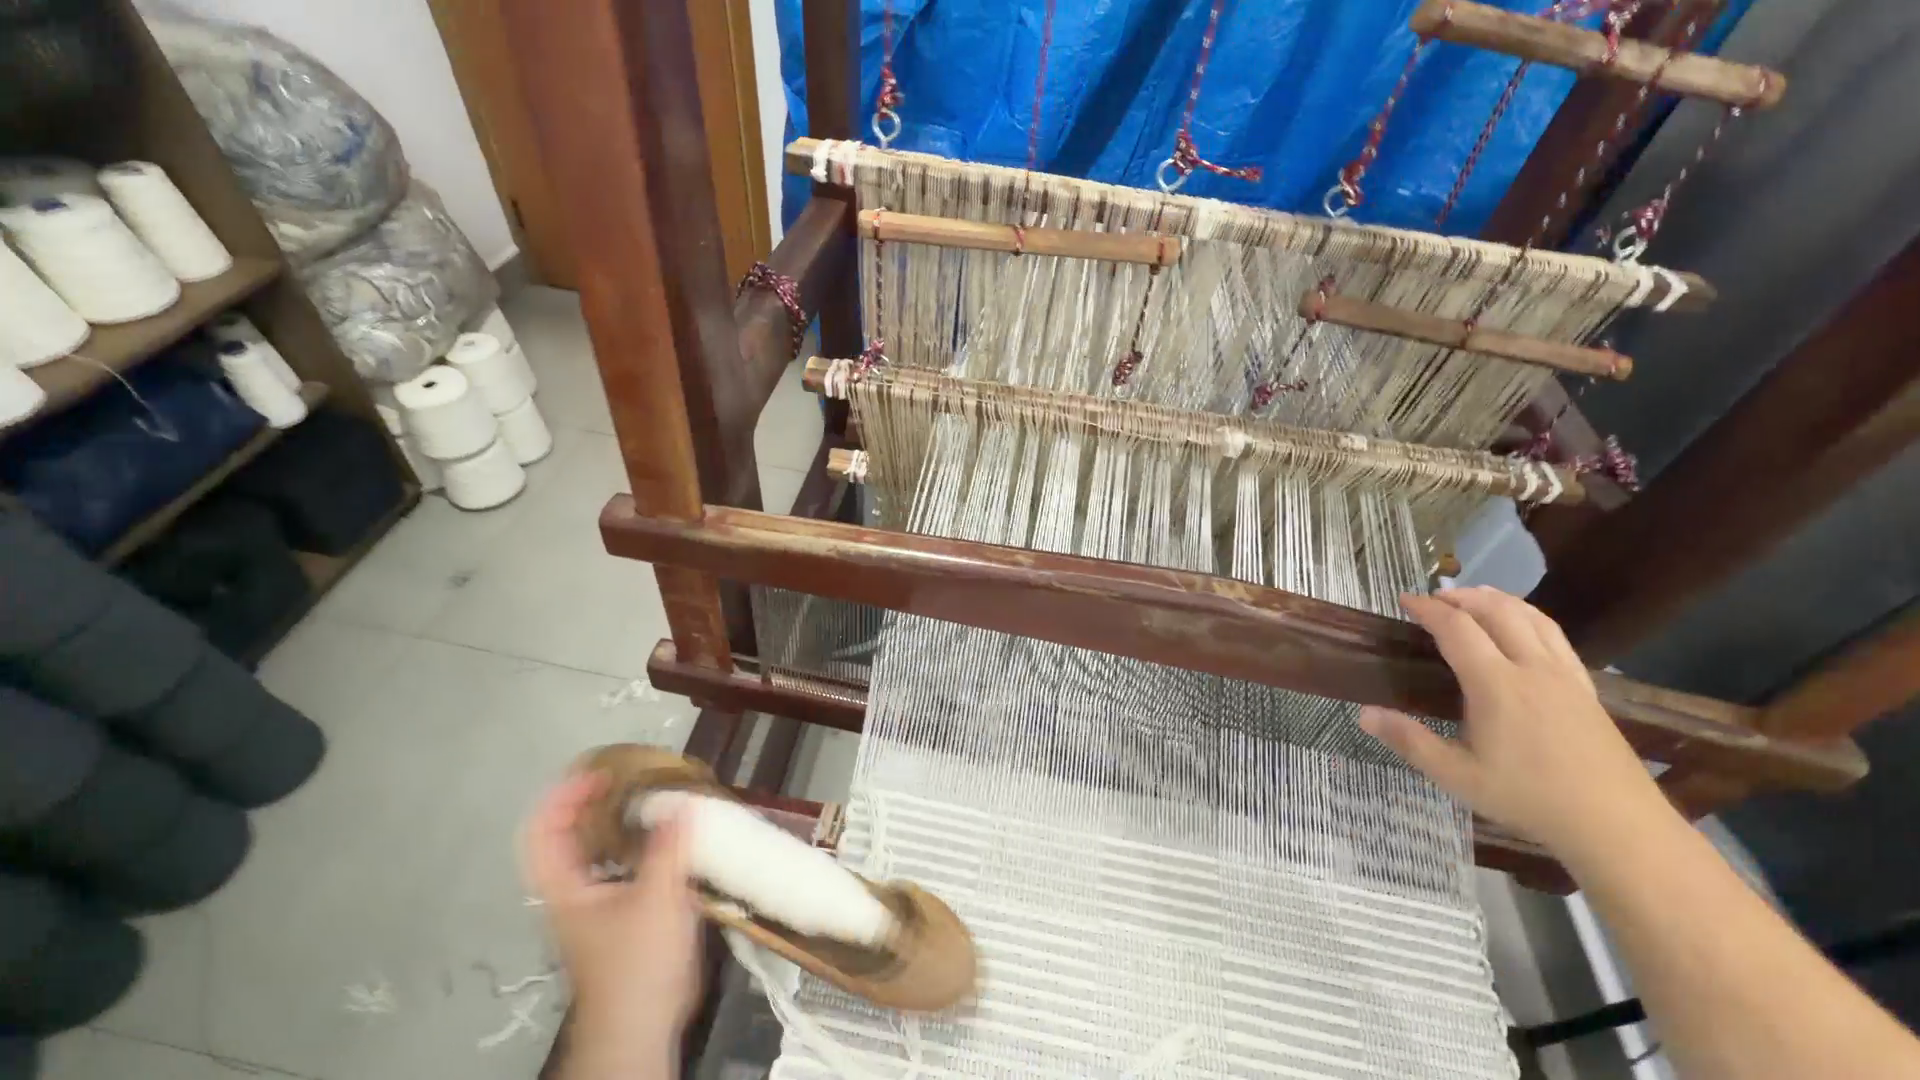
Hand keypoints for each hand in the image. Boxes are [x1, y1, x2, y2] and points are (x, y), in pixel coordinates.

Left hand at [523, 772, 701, 1076]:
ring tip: (644, 803)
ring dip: (610, 825)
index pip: (544, 831)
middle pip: (563, 839)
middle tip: (623, 779)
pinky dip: (632, 848)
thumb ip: (669, 849)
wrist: (638, 1028)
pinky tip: (662, 845)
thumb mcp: (657, 900)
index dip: (564, 795)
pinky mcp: (614, 924)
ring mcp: (590, 912)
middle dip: (588, 803)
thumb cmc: (638, 964)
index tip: (599, 771)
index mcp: (565, 888)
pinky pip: (614, 871)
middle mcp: (570, 896)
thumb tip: (682, 803)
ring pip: (589, 856)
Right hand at [1358, 587, 1668, 860]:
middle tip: (1434, 599)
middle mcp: (1531, 667)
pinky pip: (1554, 635)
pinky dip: (1529, 617)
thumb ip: (1410, 741)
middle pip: (1496, 610)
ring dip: (1497, 599)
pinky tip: (1522, 627)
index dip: (1428, 609)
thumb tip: (1364, 713)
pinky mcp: (1585, 686)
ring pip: (1530, 616)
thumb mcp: (1457, 776)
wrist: (1613, 821)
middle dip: (1462, 597)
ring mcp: (1564, 674)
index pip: (1457, 629)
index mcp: (1496, 684)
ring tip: (1474, 598)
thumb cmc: (1528, 797)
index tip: (1405, 601)